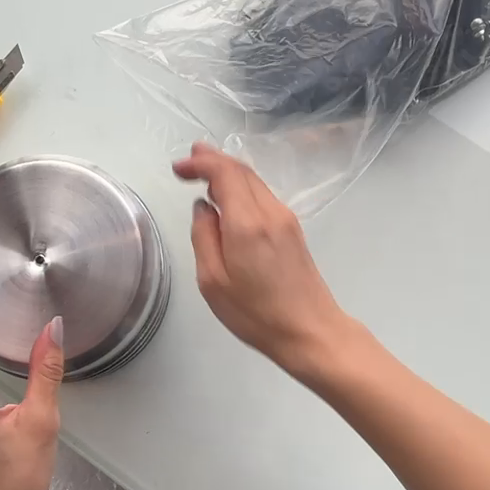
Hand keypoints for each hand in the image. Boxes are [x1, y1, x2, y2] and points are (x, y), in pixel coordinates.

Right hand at [172, 143, 352, 373]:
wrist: (310, 331)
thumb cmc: (256, 313)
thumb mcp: (213, 281)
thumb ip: (203, 237)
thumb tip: (203, 208)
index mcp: (247, 223)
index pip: (224, 173)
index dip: (200, 163)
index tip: (179, 168)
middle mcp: (270, 212)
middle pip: (242, 171)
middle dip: (214, 160)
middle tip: (189, 158)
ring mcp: (286, 220)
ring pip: (254, 182)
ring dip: (229, 172)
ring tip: (204, 169)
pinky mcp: (293, 231)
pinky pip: (263, 196)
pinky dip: (242, 187)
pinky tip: (229, 196)